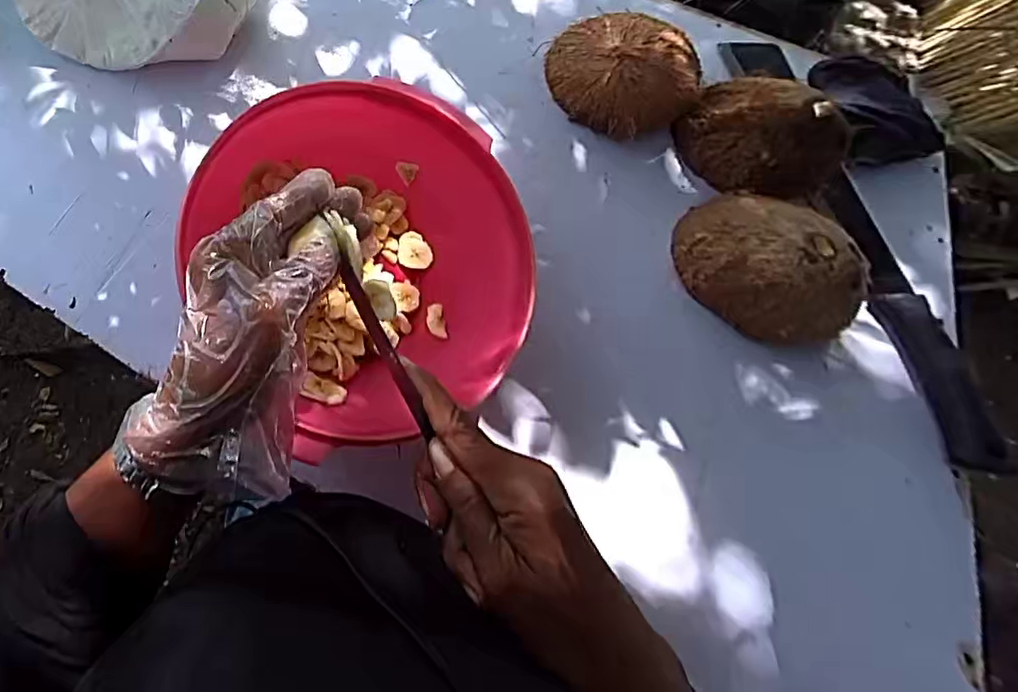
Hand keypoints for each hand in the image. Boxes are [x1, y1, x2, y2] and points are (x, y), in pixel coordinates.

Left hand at [119, 168, 369, 497]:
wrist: (212, 423)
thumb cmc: (229, 364)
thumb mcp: (269, 312)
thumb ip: (302, 271)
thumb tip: (331, 238)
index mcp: (226, 253)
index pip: (269, 212)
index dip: (302, 195)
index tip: (331, 181)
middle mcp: (241, 265)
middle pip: (288, 228)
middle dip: (324, 213)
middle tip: (360, 201)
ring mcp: (260, 290)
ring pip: (301, 252)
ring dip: (333, 238)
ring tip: (367, 224)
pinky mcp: (277, 313)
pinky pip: (308, 279)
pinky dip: (332, 267)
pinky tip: (354, 257)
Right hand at [406, 361, 689, 691]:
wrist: (612, 654)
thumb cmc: (558, 621)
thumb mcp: (494, 571)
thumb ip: (462, 504)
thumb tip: (437, 450)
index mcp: (518, 485)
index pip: (459, 428)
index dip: (427, 394)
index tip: (404, 364)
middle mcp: (527, 473)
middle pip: (455, 452)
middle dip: (438, 487)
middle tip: (441, 526)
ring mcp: (531, 484)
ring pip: (464, 475)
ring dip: (456, 515)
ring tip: (473, 561)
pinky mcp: (531, 498)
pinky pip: (482, 491)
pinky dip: (471, 521)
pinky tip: (485, 560)